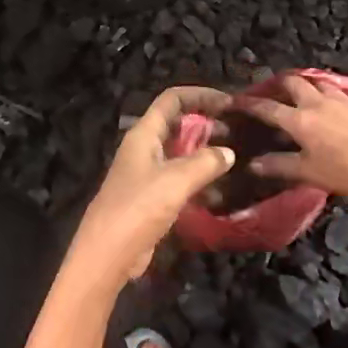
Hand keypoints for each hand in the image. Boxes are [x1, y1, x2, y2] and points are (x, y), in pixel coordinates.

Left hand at [72, 87, 235, 283]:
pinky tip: (223, 192)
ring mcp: (147, 173)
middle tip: (239, 133)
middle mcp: (144, 148)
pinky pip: (180, 180)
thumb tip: (227, 152)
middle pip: (177, 125)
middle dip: (206, 124)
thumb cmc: (139, 207)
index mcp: (143, 134)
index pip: (171, 100)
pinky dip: (200, 181)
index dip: (199, 95)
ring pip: (180, 154)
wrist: (109, 252)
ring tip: (237, 160)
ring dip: (205, 154)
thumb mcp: (175, 180)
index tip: (229, 102)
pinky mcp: (152, 198)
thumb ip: (204, 162)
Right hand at [235, 74, 347, 208]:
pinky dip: (336, 98)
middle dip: (281, 84)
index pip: (267, 107)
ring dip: (310, 86)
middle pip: (294, 82)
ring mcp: (344, 101)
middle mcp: (318, 103)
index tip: (236, 101)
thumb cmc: (347, 173)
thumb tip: (253, 164)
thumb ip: (279, 166)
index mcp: (299, 119)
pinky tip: (340, 110)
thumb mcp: (309, 173)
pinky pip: (345, 95)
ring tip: (307, 95)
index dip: (249, 104)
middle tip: (276, 91)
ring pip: (321, 84)